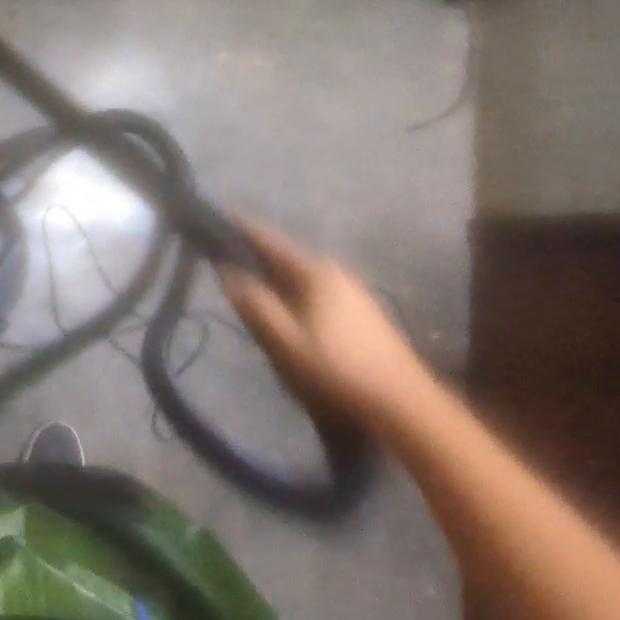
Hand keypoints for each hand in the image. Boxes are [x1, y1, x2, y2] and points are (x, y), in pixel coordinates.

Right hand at [213, 220, 431, 422]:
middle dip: (255, 256)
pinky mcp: (361, 314)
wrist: (402, 402)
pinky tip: (284, 311)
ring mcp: (352, 293)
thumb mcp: (285, 339)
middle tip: (224, 257)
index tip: (217, 217)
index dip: (242, 228)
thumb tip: (225, 270)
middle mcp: (335, 273)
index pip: (270, 241)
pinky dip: (291, 293)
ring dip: (273, 278)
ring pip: (300, 277)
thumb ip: (254, 303)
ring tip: (247, 283)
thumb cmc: (337, 368)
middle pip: (286, 258)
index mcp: (315, 272)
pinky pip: (314, 292)